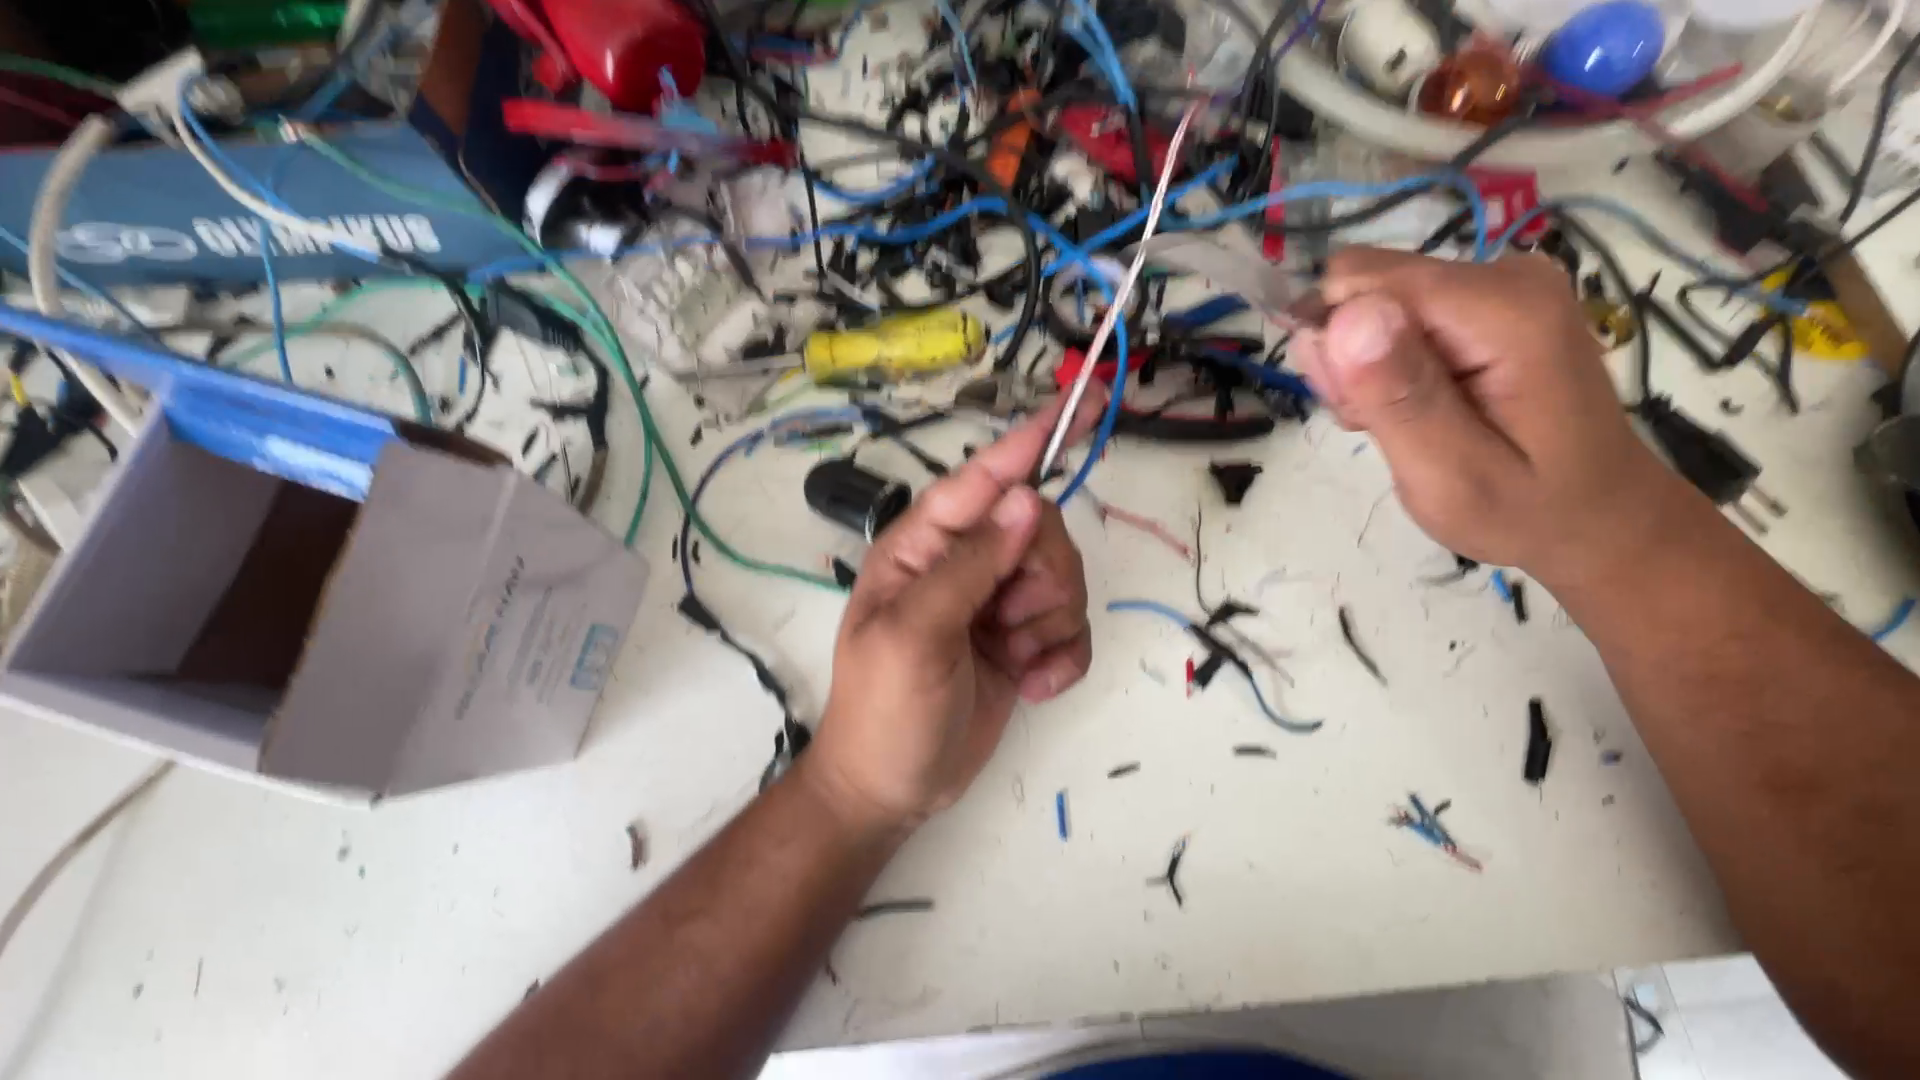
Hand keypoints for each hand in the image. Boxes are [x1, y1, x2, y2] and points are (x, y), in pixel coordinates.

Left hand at [801, 397, 1099, 829]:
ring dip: (1048, 626)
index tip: (1085, 402)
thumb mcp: (914, 635)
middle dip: (1041, 579)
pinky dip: (1062, 659)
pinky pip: (1074, 629)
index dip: (1033, 440)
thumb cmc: (883, 709)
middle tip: (1006, 624)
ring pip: (1064, 580)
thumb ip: (970, 566)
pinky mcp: (1025, 642)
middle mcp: (966, 563)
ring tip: (1008, 659)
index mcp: (924, 546)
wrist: (892, 789)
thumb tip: (1026, 500)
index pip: (985, 478)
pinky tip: (1030, 684)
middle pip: (1042, 530)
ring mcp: (998, 603)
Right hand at [1291, 248, 1682, 579]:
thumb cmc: (1527, 511)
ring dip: (1363, 370)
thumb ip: (1399, 396)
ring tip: (1402, 426)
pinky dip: (1386, 368)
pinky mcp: (1488, 301)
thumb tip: (1346, 317)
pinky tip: (1415, 411)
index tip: (1356, 411)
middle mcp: (1504, 274)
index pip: (1363, 280)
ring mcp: (1499, 284)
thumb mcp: (1451, 476)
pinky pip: (1396, 316)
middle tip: (1379, 425)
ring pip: (1372, 302)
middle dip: (1348, 358)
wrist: (1599, 515)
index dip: (1336, 345)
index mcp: (1504, 309)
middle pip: (1366, 286)